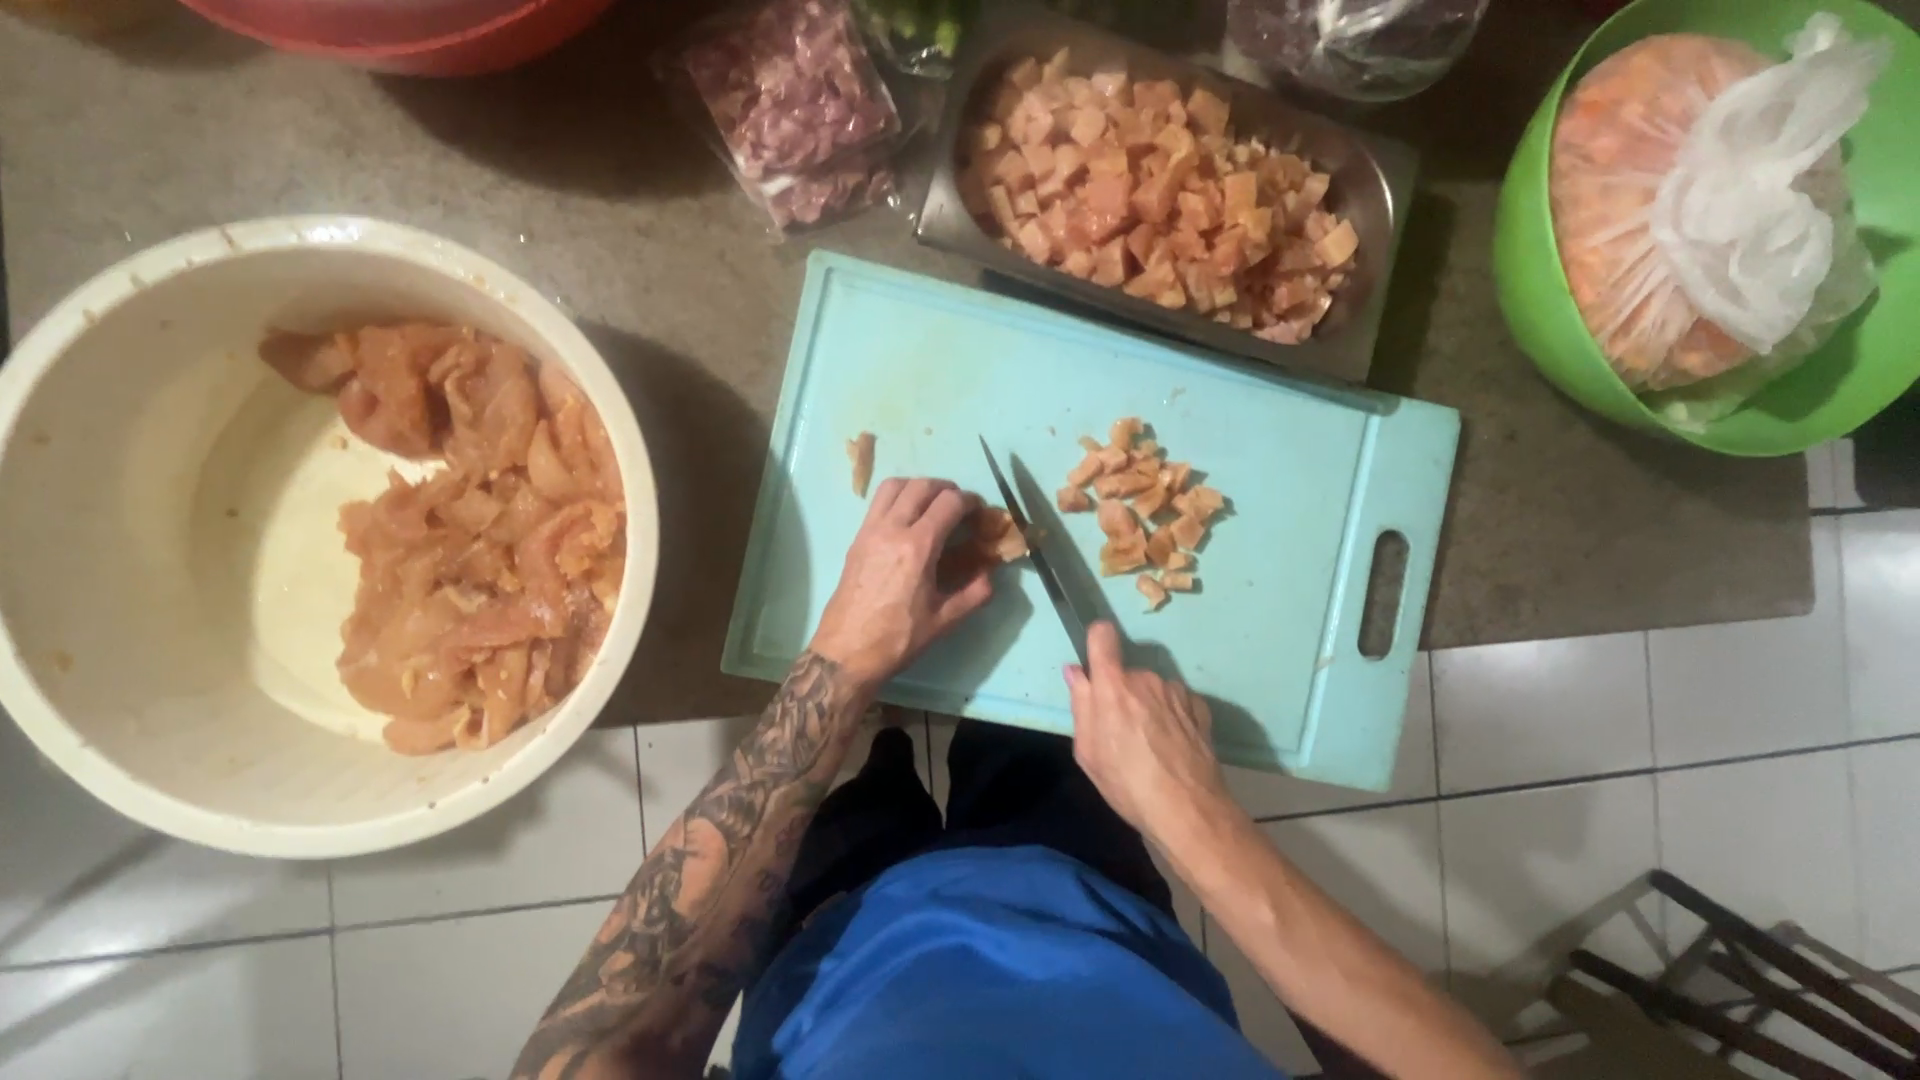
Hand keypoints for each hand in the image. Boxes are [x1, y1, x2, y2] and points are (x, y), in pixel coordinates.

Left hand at [810, 477, 995, 688]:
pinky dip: (897, 498)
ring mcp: (870, 531)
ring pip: (894, 486)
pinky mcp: (856, 540)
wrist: (846, 652)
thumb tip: (991, 575)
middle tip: (959, 505)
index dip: (970, 501)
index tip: (979, 512)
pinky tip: (907, 521)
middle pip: (922, 485)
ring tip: (931, 505)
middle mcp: (892, 529)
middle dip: (946, 488)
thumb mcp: (944, 620)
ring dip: (917, 487)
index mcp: (918, 547)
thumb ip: (974, 593)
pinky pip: (877, 503)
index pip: (949, 502)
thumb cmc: (898, 638)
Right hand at [1065, 621, 1226, 843]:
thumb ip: (1081, 705)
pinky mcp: (1200, 707)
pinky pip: (1177, 702)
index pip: (1102, 636)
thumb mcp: (1088, 751)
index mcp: (1113, 686)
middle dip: (1122, 694)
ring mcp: (1177, 692)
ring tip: (1151, 744)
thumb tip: (1075, 672)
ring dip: (1149, 705)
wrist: (1187, 810)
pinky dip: (1173, 716)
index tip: (1096, 660)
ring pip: (1153, 688)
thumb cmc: (1126, 783)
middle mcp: (1146, 678)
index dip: (1097, 642)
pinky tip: (1173, 746)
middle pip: (1127, 674)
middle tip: (1122, 732)